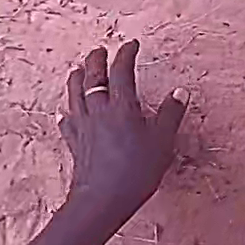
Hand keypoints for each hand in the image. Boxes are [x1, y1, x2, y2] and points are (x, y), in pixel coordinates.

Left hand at [59, 41, 187, 223]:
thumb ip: (170, 114)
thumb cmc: (135, 171)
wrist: (102, 200)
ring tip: (78, 69)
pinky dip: (66, 113)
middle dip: (96, 61)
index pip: (121, 72)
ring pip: (74, 95)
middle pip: (92, 78)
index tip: (131, 45)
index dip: (126, 55)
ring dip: (77, 79)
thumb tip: (180, 91)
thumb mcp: (162, 142)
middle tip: (100, 50)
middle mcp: (98, 111)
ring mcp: (83, 127)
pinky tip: (64, 112)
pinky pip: (67, 122)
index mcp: (121, 107)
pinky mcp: (75, 143)